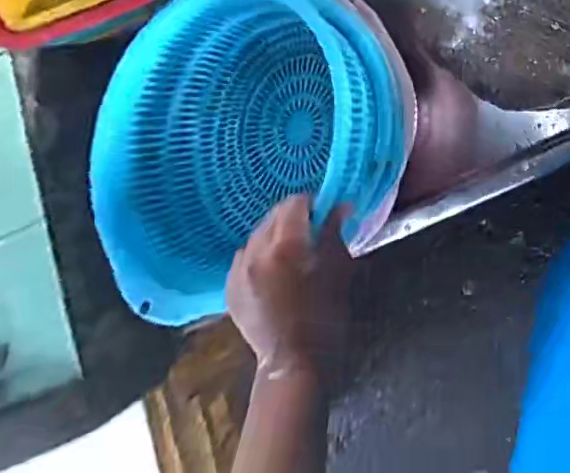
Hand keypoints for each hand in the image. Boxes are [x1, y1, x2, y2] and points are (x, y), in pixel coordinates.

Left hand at [225, 195, 352, 377]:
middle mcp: (255, 253)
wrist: (292, 366)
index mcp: (284, 247)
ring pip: (257, 234)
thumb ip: (334, 232)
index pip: (294, 204)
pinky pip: (244, 255)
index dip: (311, 203)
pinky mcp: (229, 288)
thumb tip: (340, 205)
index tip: (324, 212)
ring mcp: (238, 271)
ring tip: (292, 249)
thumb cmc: (323, 318)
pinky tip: (272, 267)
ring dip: (275, 233)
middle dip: (293, 216)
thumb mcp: (337, 271)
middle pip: (273, 215)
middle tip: (311, 229)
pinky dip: (259, 253)